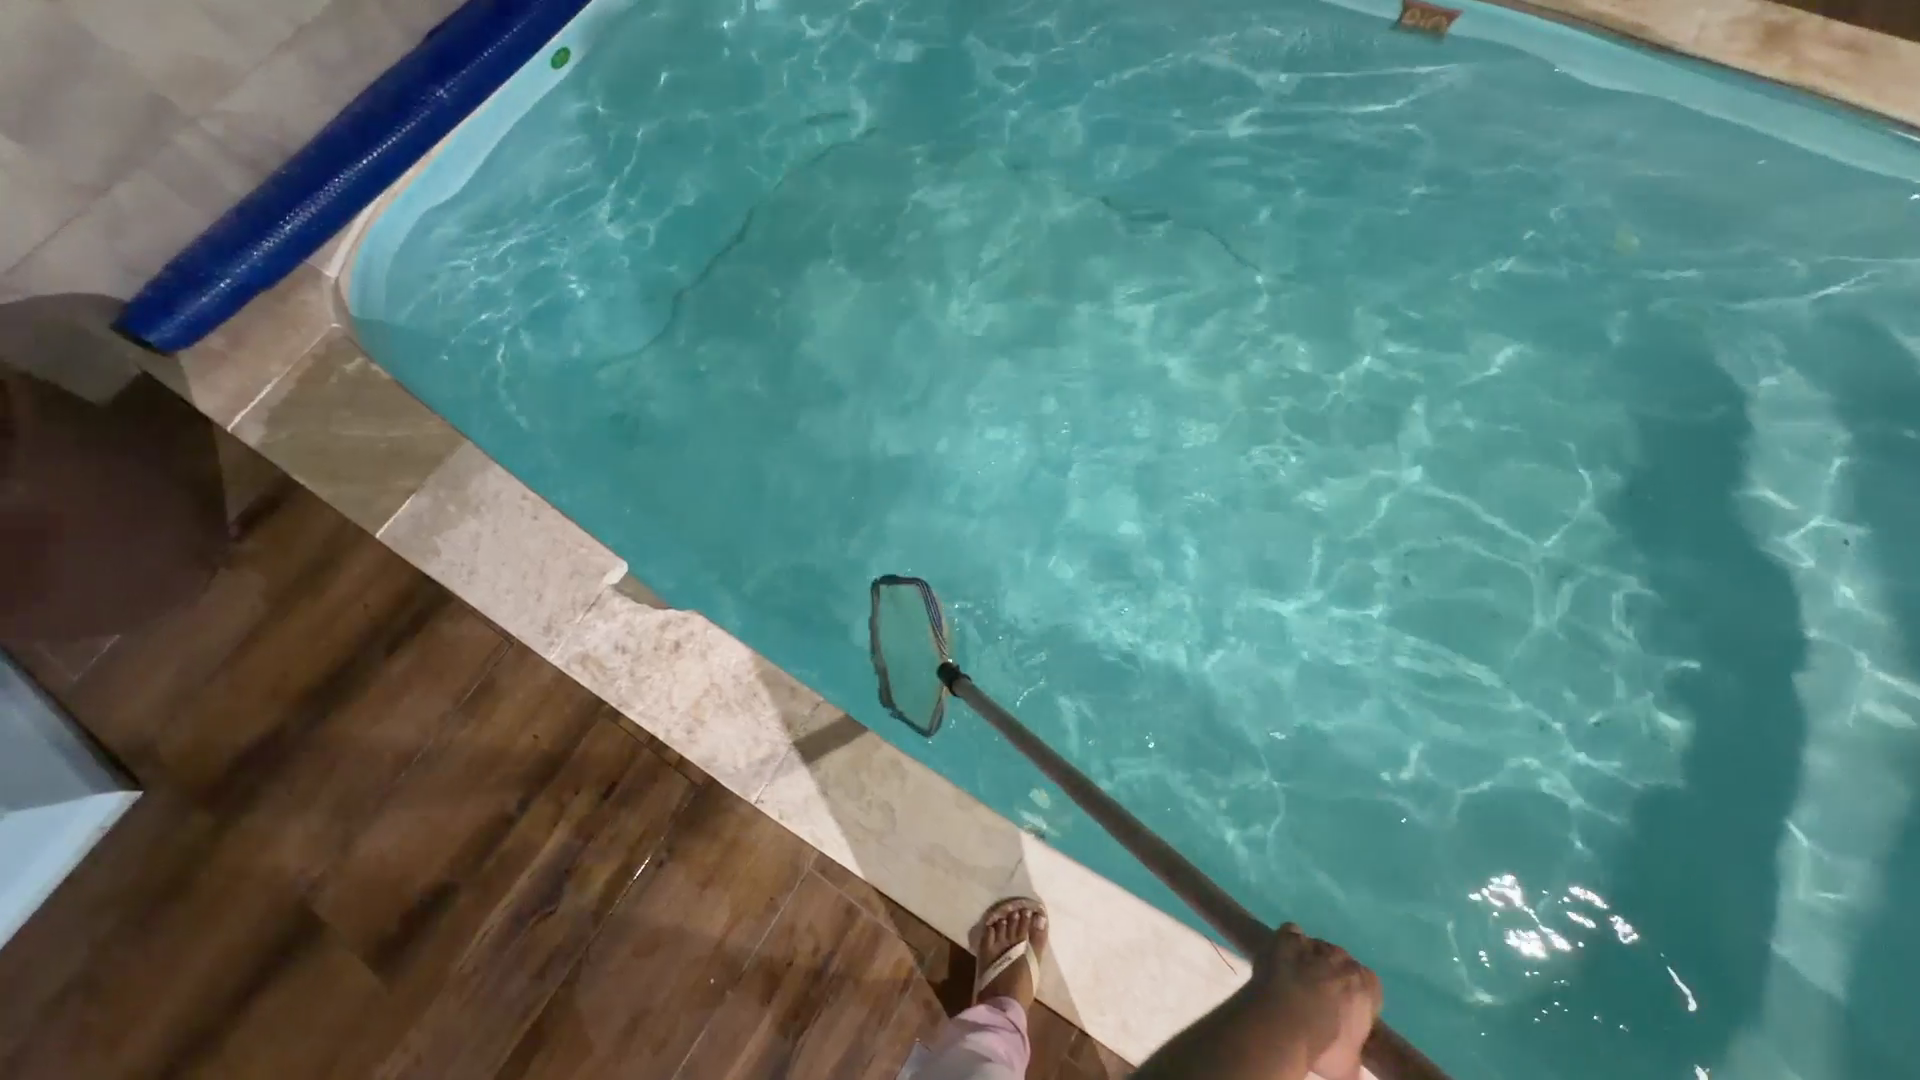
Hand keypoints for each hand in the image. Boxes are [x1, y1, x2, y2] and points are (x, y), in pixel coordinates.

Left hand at [1252, 923, 1382, 1079]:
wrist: (1282, 1021)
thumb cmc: (1322, 1044)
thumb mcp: (1348, 1065)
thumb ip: (1354, 1057)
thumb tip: (1351, 1067)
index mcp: (1367, 986)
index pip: (1368, 987)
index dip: (1355, 999)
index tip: (1343, 1013)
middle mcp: (1343, 958)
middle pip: (1339, 964)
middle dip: (1330, 977)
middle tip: (1315, 999)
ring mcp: (1313, 943)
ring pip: (1314, 947)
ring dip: (1307, 960)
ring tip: (1293, 981)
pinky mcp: (1286, 937)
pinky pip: (1290, 933)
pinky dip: (1286, 944)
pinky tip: (1280, 958)